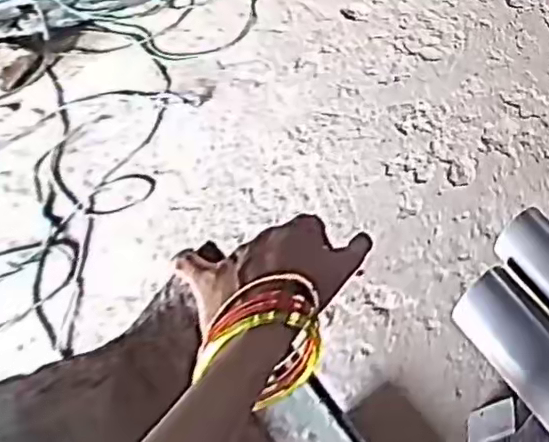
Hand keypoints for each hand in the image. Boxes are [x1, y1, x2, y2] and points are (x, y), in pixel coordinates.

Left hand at [173, 215, 371, 332]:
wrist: (265, 322)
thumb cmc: (306, 292)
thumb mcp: (346, 267)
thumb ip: (357, 247)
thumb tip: (361, 239)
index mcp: (300, 227)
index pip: (310, 226)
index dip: (314, 244)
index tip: (315, 259)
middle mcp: (268, 235)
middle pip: (277, 239)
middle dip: (281, 255)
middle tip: (289, 276)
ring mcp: (237, 255)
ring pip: (244, 253)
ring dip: (250, 265)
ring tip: (256, 284)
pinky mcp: (210, 276)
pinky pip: (193, 263)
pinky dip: (190, 261)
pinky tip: (186, 258)